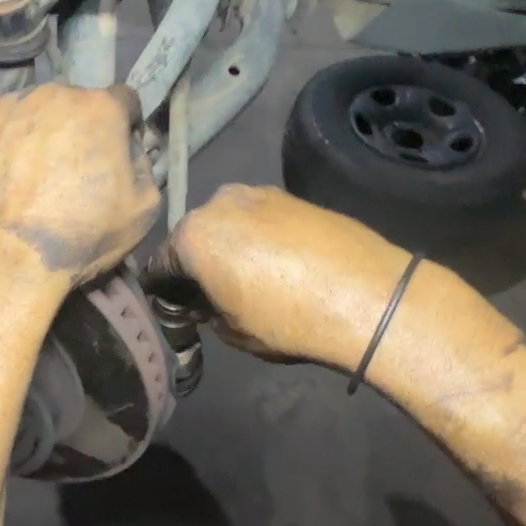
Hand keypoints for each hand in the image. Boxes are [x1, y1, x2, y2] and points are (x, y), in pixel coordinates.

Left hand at [0, 84, 158, 304]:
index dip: (123, 127)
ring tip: (30, 177)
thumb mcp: (143, 209)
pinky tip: (2, 177)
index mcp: (100, 108)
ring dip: (38, 134)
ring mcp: (8, 106)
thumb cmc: (81, 238)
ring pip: (33, 112)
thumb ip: (143, 165)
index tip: (114, 152)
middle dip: (77, 130)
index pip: (122, 101)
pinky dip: (3, 144)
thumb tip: (128, 149)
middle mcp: (53, 94)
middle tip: (68, 171)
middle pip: (74, 104)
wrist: (9, 264)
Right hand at [151, 184, 413, 368]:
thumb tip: (209, 304)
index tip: (183, 313)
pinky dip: (259, 240)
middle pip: (193, 239)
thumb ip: (208, 314)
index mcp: (192, 236)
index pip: (159, 268)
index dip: (167, 297)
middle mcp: (218, 203)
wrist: (366, 296)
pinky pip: (260, 220)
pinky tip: (281, 266)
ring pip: (228, 225)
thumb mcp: (233, 332)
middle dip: (198, 267)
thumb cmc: (286, 321)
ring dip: (230, 249)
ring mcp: (258, 192)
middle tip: (216, 298)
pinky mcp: (292, 195)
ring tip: (253, 281)